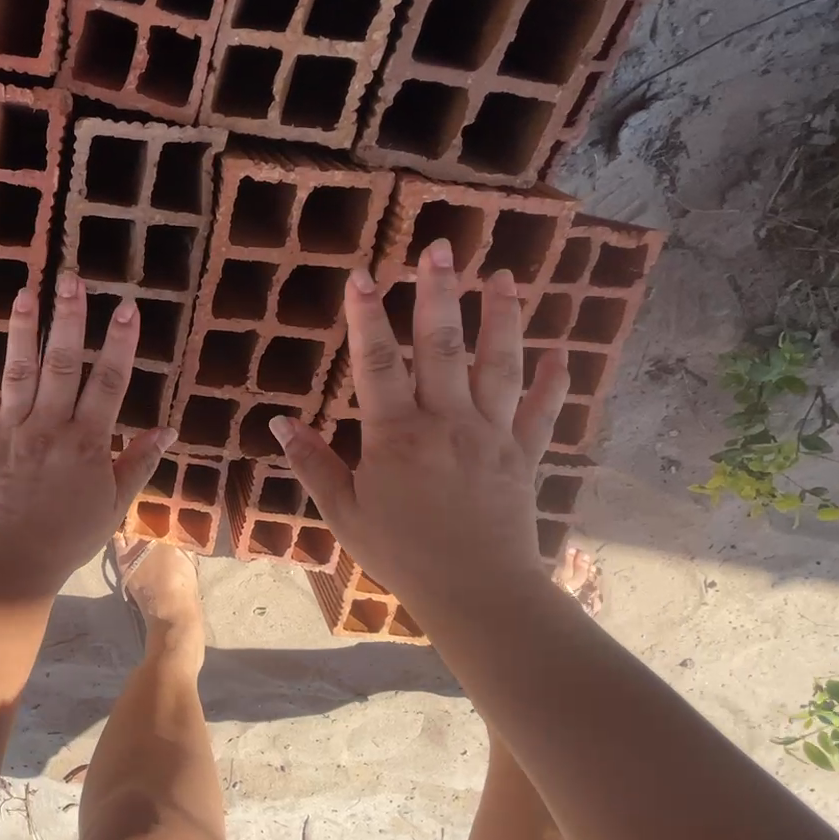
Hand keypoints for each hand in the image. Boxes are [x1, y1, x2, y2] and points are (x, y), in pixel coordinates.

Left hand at [0, 271, 175, 600]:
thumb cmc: (68, 536)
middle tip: (72, 280)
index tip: (128, 306)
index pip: (108, 383)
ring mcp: (11, 432)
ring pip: (19, 373)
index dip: (119, 343)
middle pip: (61, 366)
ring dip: (23, 332)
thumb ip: (138, 463)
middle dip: (69, 320)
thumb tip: (166, 428)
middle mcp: (48, 429)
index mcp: (86, 444)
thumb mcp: (114, 505)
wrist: (12, 562)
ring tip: (28, 293)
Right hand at [270, 238, 570, 609]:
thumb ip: (312, 463)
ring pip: (498, 366)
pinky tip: (560, 350)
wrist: (476, 591)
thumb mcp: (343, 511)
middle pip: (441, 348)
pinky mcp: (523, 455)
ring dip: (500, 318)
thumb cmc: (400, 552)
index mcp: (396, 437)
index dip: (367, 319)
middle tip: (438, 248)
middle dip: (436, 295)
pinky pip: (543, 411)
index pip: (377, 365)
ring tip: (501, 276)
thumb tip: (278, 422)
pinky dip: (555, 380)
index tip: (362, 275)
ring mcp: (492, 436)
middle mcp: (447, 423)